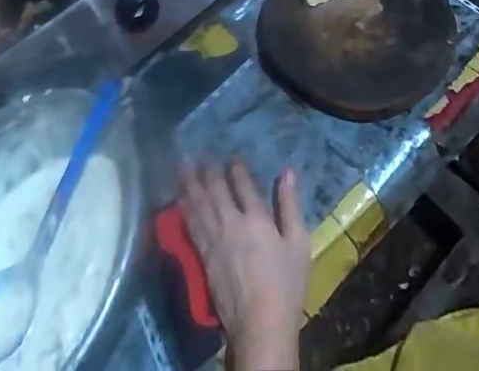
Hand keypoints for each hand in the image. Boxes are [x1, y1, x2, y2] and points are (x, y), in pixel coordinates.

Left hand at [180, 158, 310, 370]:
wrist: (261, 324)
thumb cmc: (286, 282)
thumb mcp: (298, 241)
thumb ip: (290, 204)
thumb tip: (286, 171)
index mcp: (255, 220)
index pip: (242, 185)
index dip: (235, 167)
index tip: (231, 154)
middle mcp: (230, 226)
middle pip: (213, 192)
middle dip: (206, 171)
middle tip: (197, 153)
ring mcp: (213, 244)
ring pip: (197, 208)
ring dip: (189, 186)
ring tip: (181, 168)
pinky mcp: (204, 260)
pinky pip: (191, 228)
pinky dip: (185, 211)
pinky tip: (181, 203)